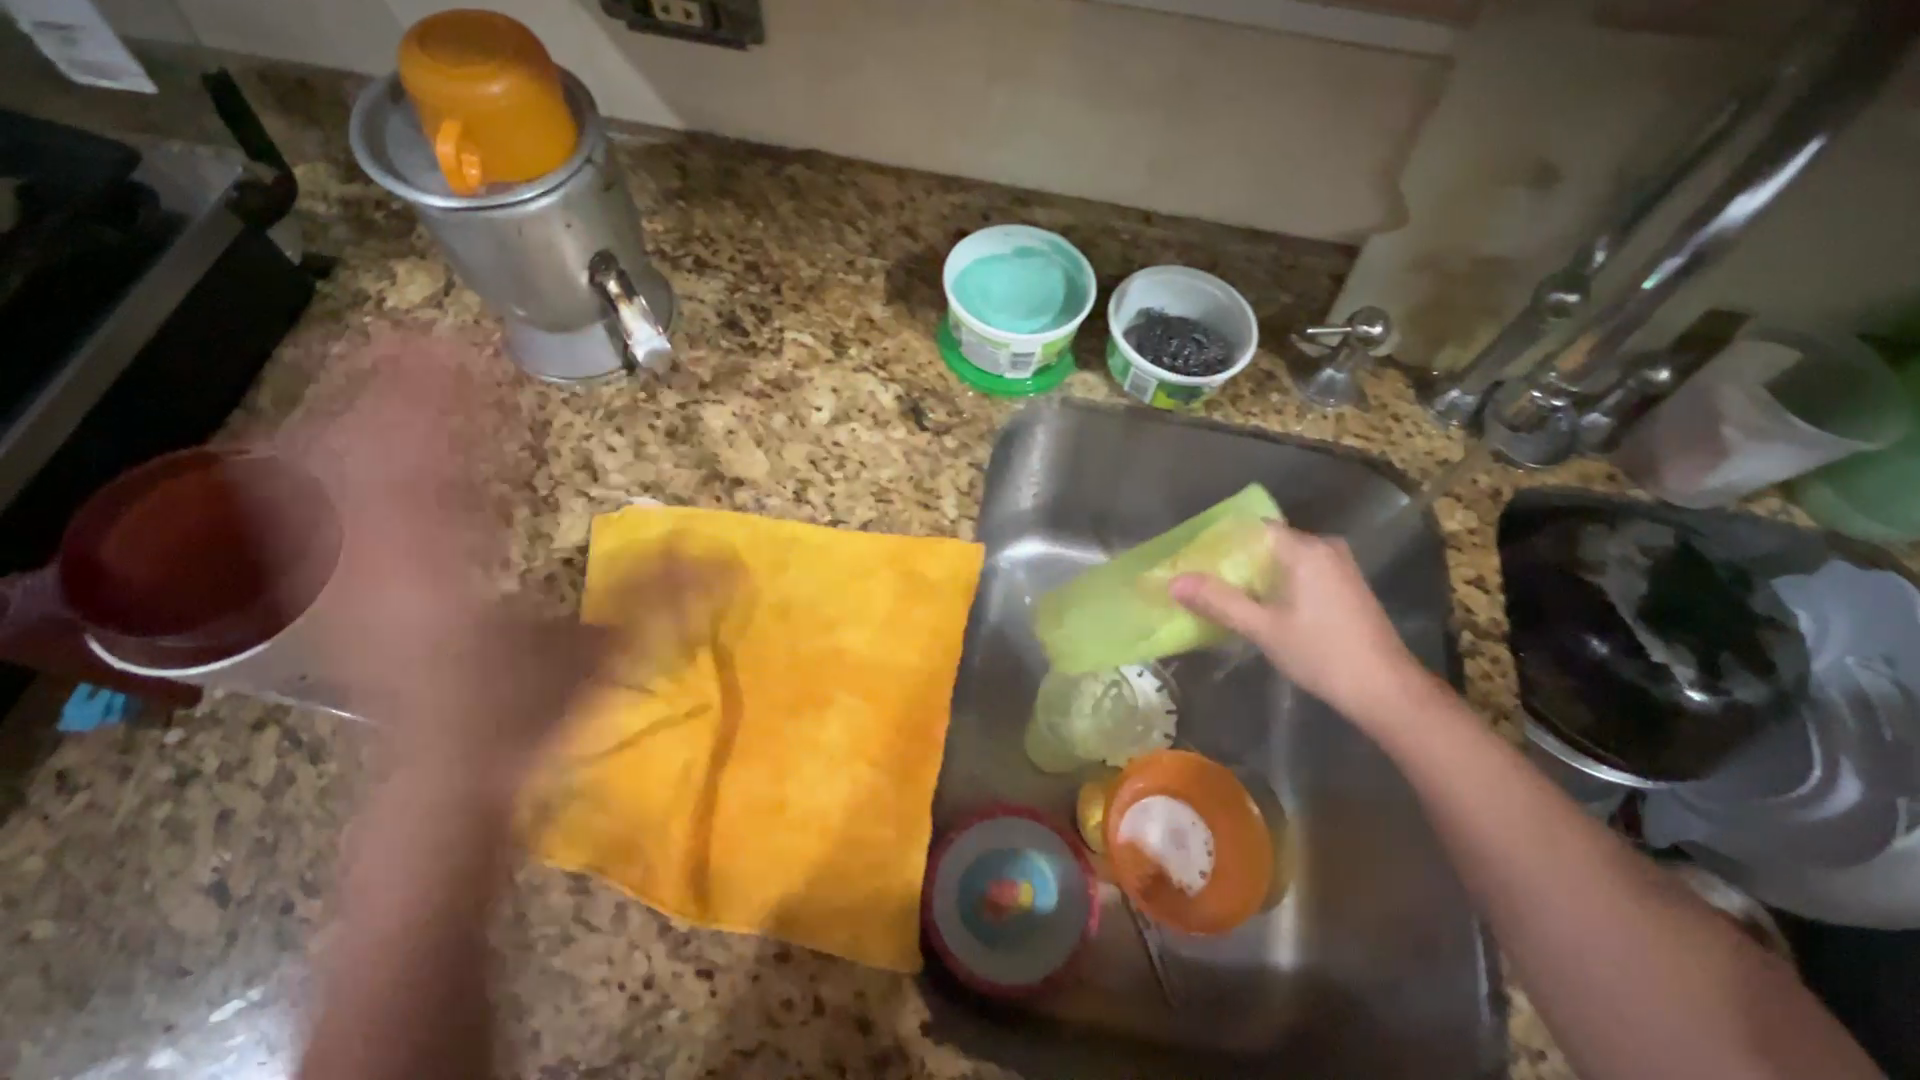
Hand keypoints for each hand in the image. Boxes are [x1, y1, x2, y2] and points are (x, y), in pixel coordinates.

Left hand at [260, 328, 733, 798]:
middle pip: (365, 456)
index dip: (457, 405)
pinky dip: (324, 459)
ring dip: (351, 413)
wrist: (441, 781)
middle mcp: (383, 567)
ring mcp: (344, 578)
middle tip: (422, 337)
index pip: (442, 469)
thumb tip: (732, 559)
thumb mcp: (599, 660)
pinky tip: (333, 437)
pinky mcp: (334, 589)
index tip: (479, 356)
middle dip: (391, 390)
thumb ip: (659, 603)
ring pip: (325, 474)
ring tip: (381, 365)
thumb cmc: (522, 722)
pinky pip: (311, 508)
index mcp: (447, 576)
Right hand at [1168, 523, 1424, 717]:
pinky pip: (1302, 573)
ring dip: (1256, 576)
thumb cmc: (1321, 654)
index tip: (1193, 561)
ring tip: (1223, 597)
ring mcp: (1340, 566)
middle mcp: (1325, 547)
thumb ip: (1219, 602)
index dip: (1220, 543)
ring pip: (1285, 561)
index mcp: (1305, 549)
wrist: (1384, 688)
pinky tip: (1261, 608)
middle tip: (1200, 582)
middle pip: (1268, 544)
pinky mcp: (1346, 586)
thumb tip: (1174, 582)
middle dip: (1235, 562)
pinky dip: (1278, 585)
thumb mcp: (1263, 629)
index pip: (1253, 529)